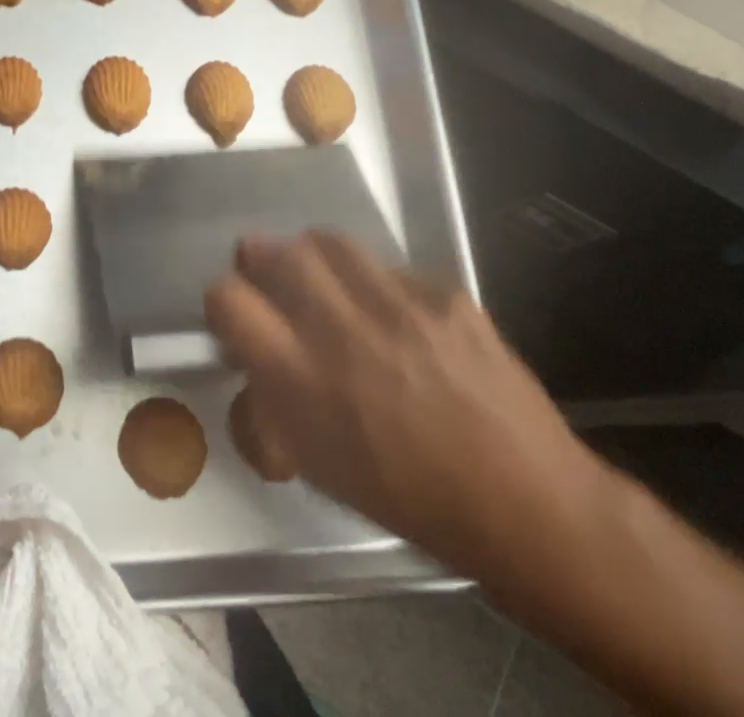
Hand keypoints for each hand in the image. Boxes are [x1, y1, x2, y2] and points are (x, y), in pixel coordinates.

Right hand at [204, 231, 613, 580]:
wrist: (521, 501)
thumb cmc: (404, 496)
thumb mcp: (313, 463)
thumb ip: (269, 407)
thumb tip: (255, 369)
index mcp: (298, 377)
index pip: (228, 300)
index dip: (222, 303)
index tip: (234, 318)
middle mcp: (341, 329)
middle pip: (276, 254)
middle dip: (260, 260)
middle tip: (263, 274)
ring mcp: (400, 306)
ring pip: (332, 244)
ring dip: (312, 256)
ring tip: (320, 278)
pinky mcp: (449, 297)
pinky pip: (394, 271)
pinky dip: (377, 284)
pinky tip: (393, 315)